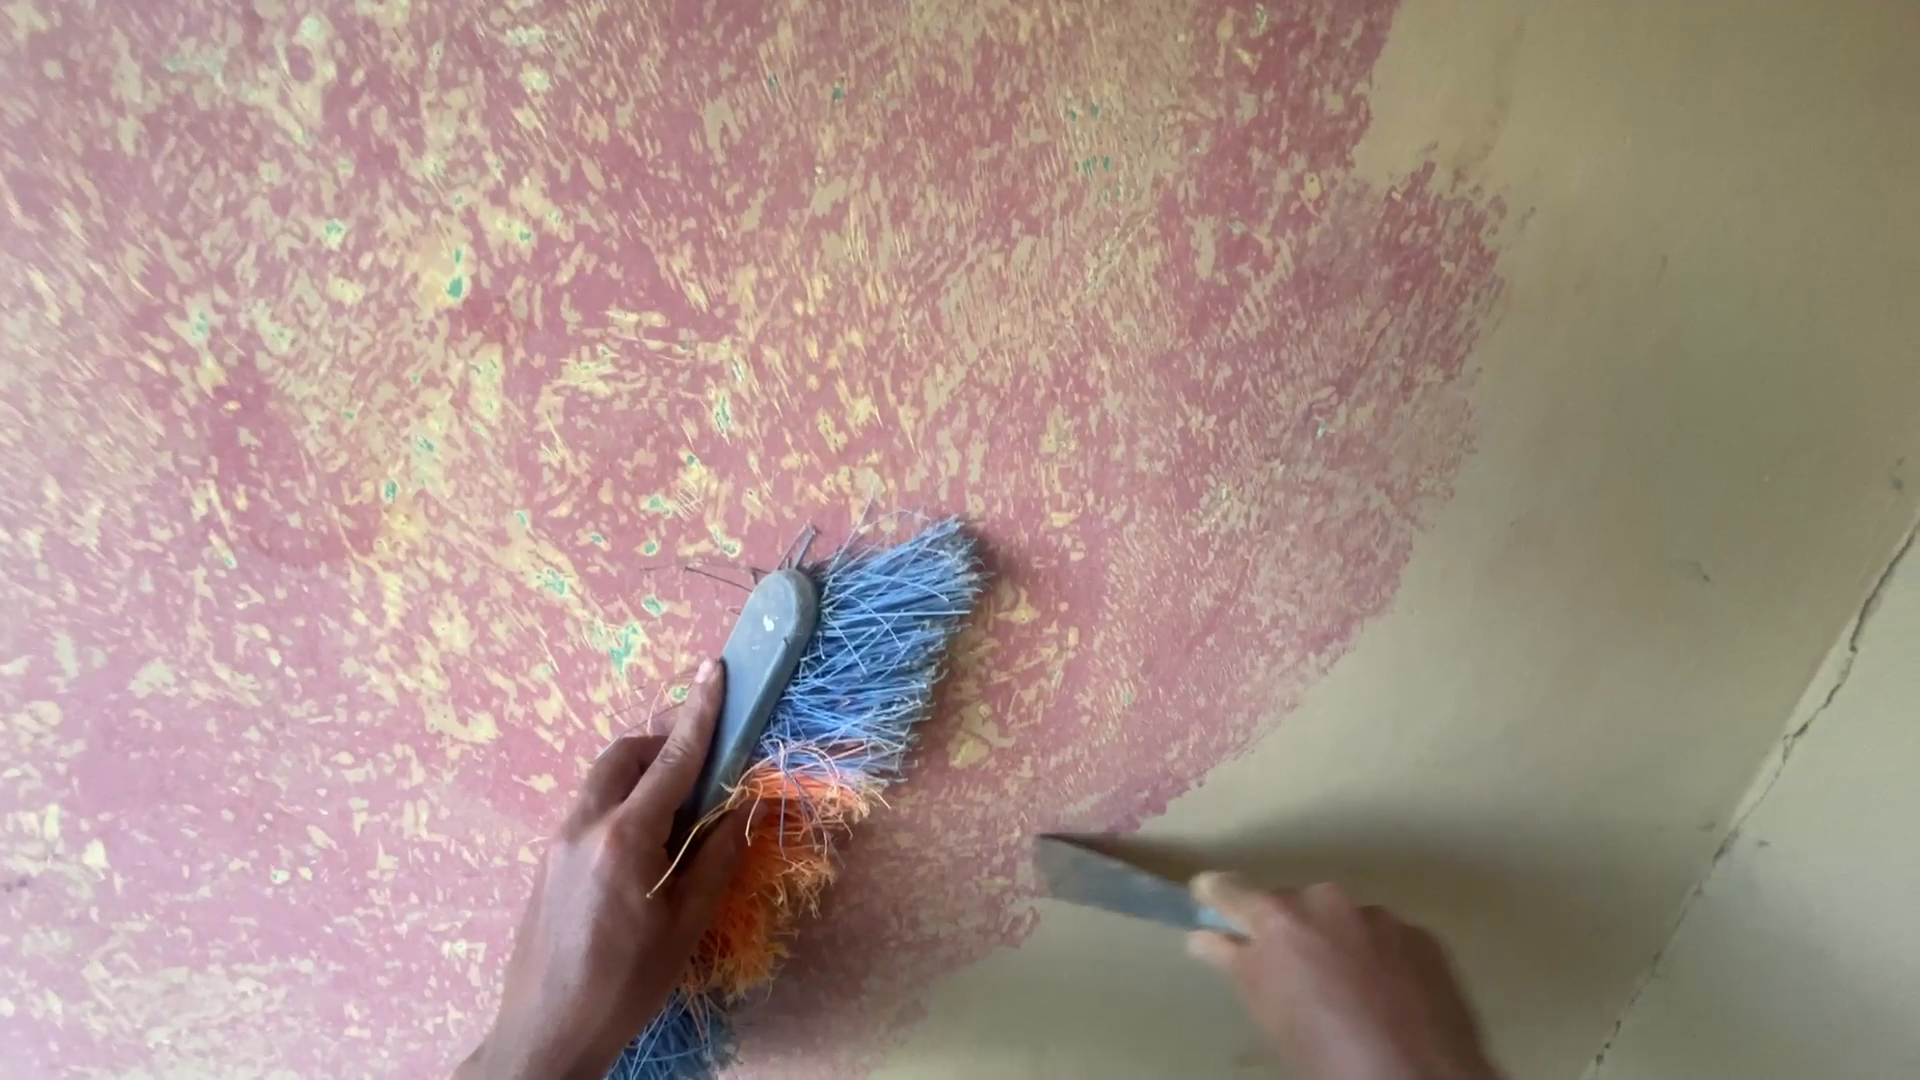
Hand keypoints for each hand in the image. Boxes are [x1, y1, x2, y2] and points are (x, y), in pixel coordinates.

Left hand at [456, 658, 748, 1079]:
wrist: (542, 1039)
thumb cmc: (625, 983)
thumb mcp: (686, 924)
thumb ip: (715, 856)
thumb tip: (737, 808)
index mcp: (625, 838)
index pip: (673, 759)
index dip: (700, 712)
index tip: (711, 668)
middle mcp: (585, 825)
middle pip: (626, 752)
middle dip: (665, 736)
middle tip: (704, 746)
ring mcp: (559, 840)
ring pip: (605, 774)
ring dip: (644, 764)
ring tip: (681, 793)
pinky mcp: (549, 858)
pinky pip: (593, 802)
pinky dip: (625, 792)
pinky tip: (648, 830)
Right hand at [1188, 876, 1500, 1079]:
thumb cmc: (1323, 1053)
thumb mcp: (1264, 1009)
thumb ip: (1231, 960)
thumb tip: (1203, 936)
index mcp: (1278, 916)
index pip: (1229, 888)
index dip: (1215, 895)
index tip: (1207, 900)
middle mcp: (1325, 901)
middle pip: (1291, 904)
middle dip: (1288, 930)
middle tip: (1296, 974)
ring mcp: (1379, 916)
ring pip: (1342, 919)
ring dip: (1337, 942)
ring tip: (1350, 992)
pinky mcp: (1423, 938)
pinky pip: (1387, 938)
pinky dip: (1381, 958)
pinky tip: (1389, 998)